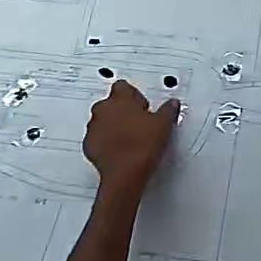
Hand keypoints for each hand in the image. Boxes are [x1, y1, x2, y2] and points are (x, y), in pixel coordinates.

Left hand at [82, 80, 180, 202]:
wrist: (125, 173)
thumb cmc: (141, 146)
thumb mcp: (163, 124)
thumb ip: (168, 109)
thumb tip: (171, 105)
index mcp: (120, 99)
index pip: (123, 86)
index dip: (134, 95)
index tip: (142, 106)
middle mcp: (103, 109)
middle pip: (112, 103)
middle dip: (123, 110)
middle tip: (137, 123)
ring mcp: (94, 127)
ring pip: (103, 120)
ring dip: (113, 125)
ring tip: (129, 138)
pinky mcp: (89, 144)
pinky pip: (96, 137)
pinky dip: (105, 141)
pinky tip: (119, 149)